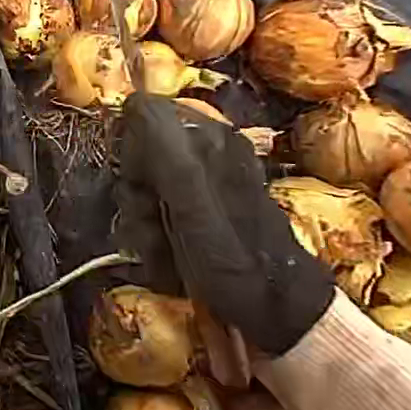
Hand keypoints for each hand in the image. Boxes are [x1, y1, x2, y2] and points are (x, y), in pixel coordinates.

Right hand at [112, 95, 333, 355]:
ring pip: (146, 187)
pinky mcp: (207, 208)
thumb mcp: (190, 196)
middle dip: (137, 193)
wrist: (277, 311)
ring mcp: (208, 179)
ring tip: (163, 250)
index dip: (133, 150)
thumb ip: (162, 144)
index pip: (142, 115)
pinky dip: (158, 234)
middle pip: (140, 154)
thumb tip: (132, 98)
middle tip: (152, 223)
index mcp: (206, 134)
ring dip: (144, 222)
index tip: (143, 184)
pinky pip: (163, 208)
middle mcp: (207, 149)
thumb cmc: (232, 255)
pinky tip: (171, 257)